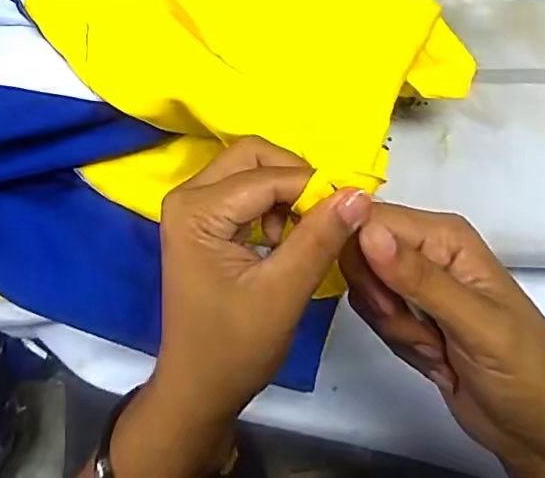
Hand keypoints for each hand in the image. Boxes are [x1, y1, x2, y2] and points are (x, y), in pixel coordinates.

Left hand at [87, 136, 371, 477]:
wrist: (198, 388)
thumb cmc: (234, 348)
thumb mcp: (283, 294)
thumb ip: (319, 239)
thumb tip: (357, 194)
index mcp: (196, 209)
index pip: (265, 176)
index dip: (313, 185)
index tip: (356, 204)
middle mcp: (187, 194)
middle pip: (251, 156)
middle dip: (295, 178)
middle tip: (329, 213)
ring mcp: (191, 204)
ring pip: (249, 169)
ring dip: (284, 191)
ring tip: (306, 235)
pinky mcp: (201, 217)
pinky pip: (243, 189)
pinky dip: (271, 203)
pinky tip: (286, 239)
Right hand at [340, 205, 544, 477]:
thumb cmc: (530, 376)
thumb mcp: (478, 326)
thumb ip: (420, 278)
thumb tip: (367, 231)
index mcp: (444, 234)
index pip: (371, 219)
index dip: (364, 254)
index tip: (386, 298)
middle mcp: (424, 248)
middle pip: (359, 250)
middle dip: (380, 298)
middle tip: (417, 328)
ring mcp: (414, 281)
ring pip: (364, 285)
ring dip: (392, 325)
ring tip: (435, 348)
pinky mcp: (407, 311)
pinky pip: (373, 312)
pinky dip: (395, 340)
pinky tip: (434, 357)